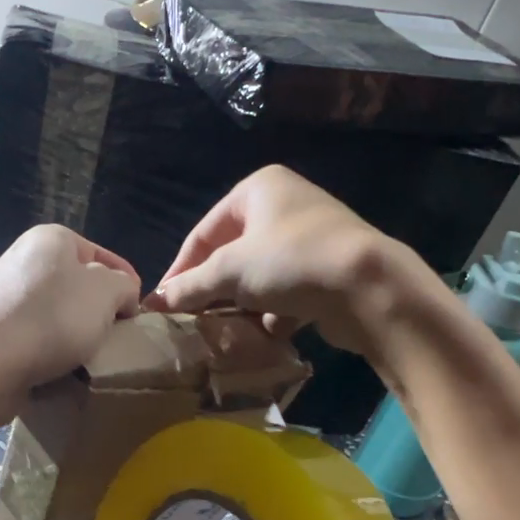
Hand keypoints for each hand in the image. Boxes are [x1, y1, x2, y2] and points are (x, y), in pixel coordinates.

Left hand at [0, 225, 140, 455]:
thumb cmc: (51, 320)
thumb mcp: (106, 292)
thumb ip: (124, 286)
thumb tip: (121, 296)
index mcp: (50, 239)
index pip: (104, 256)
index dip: (126, 285)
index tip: (137, 318)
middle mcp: (24, 260)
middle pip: (80, 286)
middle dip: (101, 313)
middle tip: (115, 340)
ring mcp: (6, 297)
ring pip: (59, 315)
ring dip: (77, 337)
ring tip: (89, 359)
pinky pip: (37, 340)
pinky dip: (52, 354)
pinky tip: (60, 371)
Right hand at [146, 166, 449, 362]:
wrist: (366, 285)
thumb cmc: (290, 262)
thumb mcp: (229, 271)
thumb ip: (189, 287)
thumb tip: (153, 303)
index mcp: (258, 188)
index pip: (204, 232)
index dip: (180, 270)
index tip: (164, 304)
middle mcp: (285, 205)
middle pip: (231, 254)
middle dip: (213, 289)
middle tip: (192, 320)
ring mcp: (309, 237)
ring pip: (259, 275)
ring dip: (242, 304)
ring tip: (226, 331)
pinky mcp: (327, 270)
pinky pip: (286, 292)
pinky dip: (273, 312)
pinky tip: (267, 332)